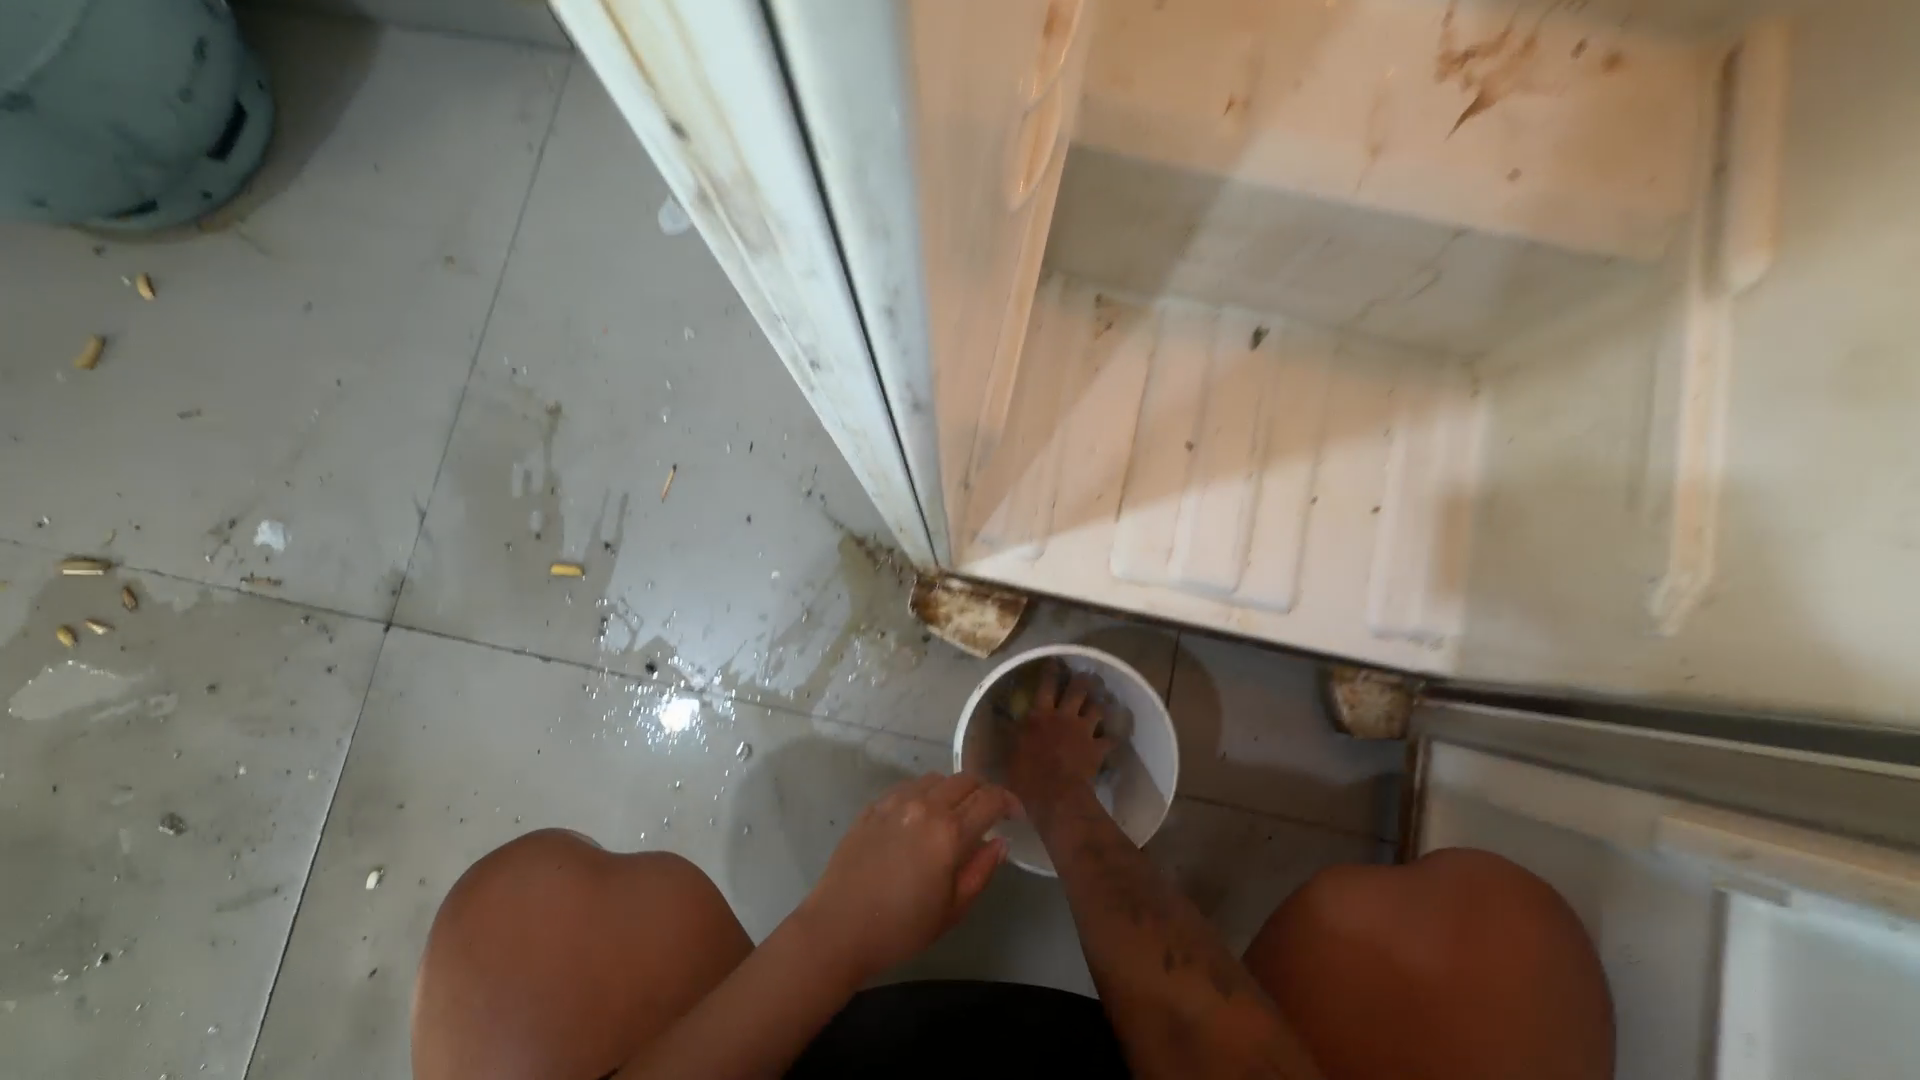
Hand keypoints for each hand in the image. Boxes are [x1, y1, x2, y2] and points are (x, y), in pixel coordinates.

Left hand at [797, 772, 1017, 981]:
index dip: (1009, 802)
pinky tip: (921, 817)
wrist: (838, 928)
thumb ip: (981, 871)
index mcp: (949, 832)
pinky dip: (924, 794)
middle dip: (983, 792)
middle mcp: (924, 807)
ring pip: (936, 778)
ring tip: (954, 814)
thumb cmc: (901, 928)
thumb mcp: (953, 909)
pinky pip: (908, 787)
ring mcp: (895, 803)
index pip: (990, 799)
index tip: (1015, 815)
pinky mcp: (872, 807)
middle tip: (989, 813)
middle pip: (965, 780)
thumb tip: (999, 842)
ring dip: (952, 790)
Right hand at [1007, 660, 1112, 811]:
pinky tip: (1115, 734)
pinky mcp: (1097, 748)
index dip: (1051, 671)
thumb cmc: (1026, 773)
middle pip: (1077, 691)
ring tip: (1103, 698)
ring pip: (1096, 709)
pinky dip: (1112, 736)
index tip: (1056, 661)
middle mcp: (1064, 717)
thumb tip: (1000, 717)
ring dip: (1099, 703)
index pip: (1046, 685)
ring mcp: (1083, 731)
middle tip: (1087, 674)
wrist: (1055, 794)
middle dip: (1082, 680)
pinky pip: (1110, 739)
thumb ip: (1009, 732)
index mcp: (1041, 715)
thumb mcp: (1009, 750)